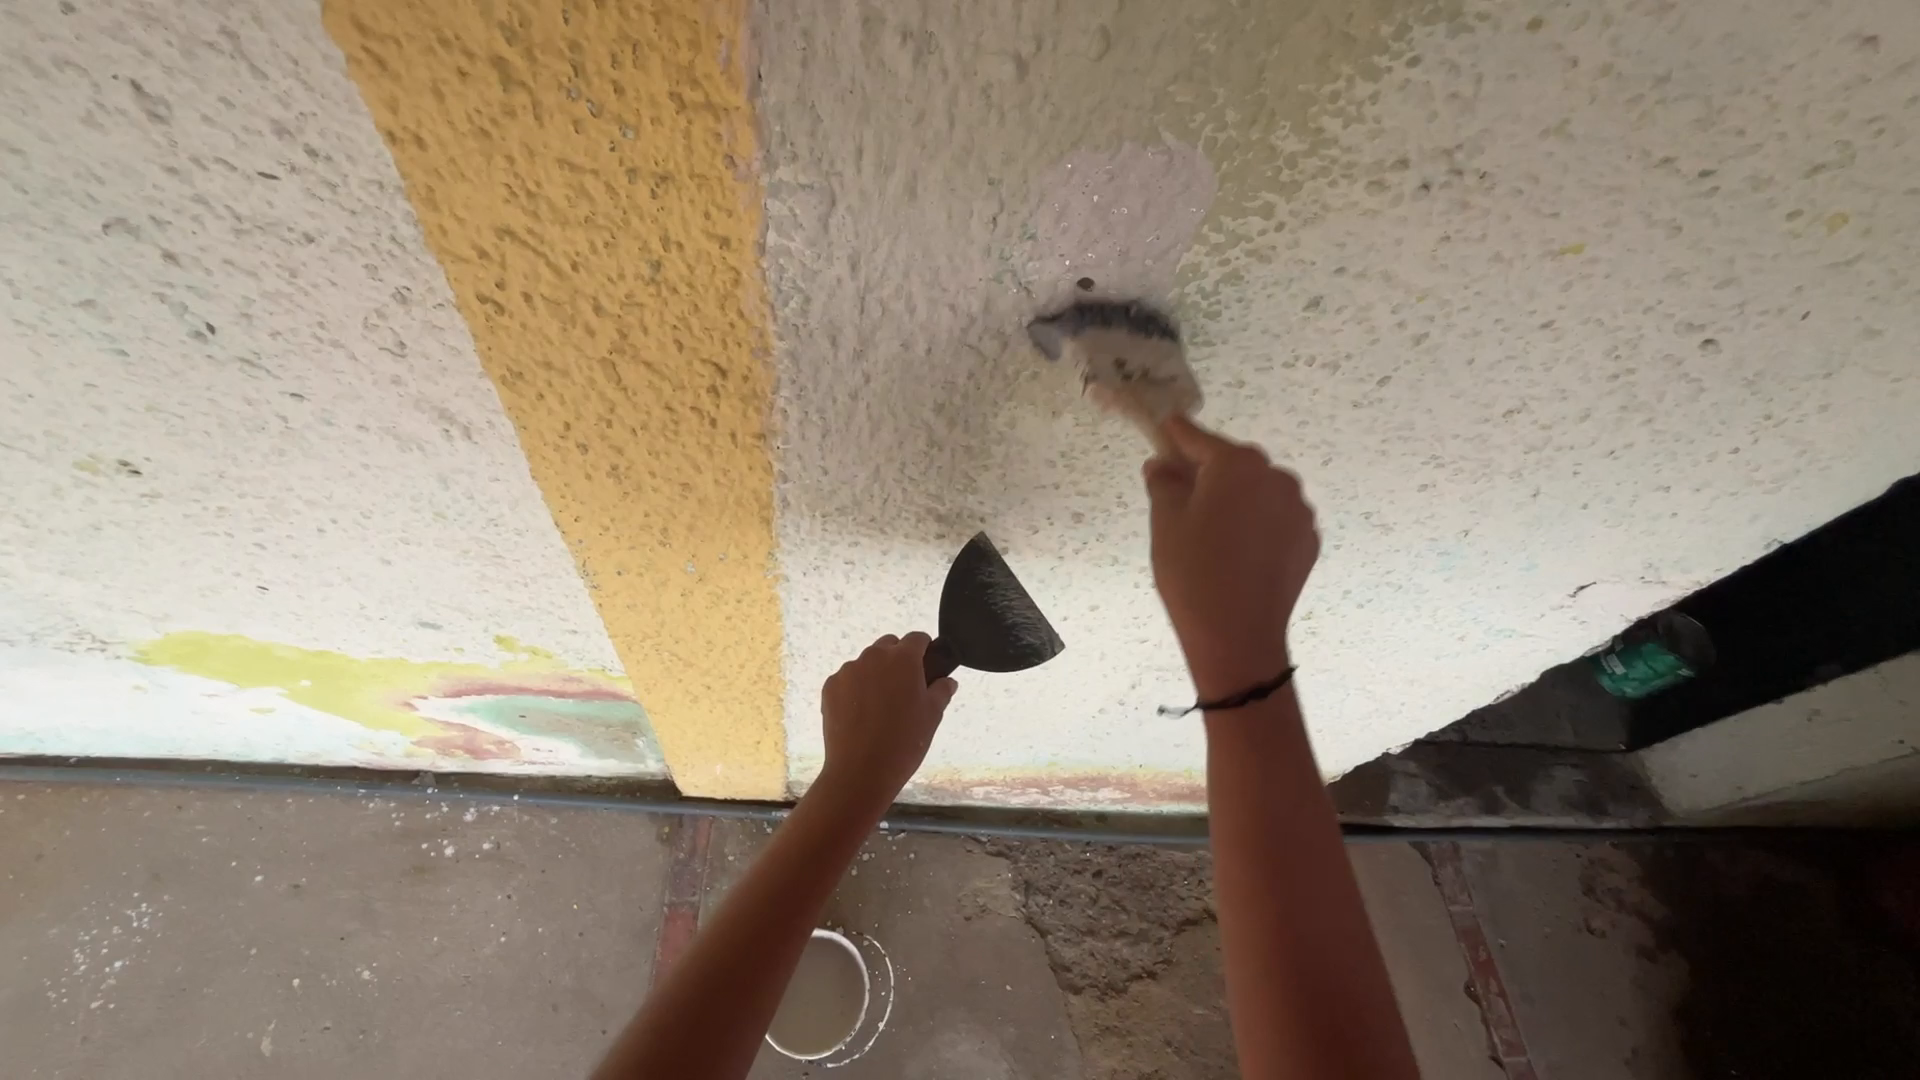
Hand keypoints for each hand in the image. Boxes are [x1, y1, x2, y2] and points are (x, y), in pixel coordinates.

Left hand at [816, 633, 958, 815]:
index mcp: (903, 659)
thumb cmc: (904, 741)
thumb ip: (942, 691)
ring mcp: (848, 671)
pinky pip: (847, 679)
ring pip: (866, 662)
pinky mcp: (830, 687)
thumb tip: (947, 680)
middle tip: (904, 690)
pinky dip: (855, 689)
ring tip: (880, 707)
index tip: (927, 666)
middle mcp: (873, 656)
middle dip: (898, 659)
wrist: (860, 771)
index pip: (916, 638)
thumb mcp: (932, 716)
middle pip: (889, 646)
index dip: (924, 649)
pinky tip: (860, 715)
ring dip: (875, 674)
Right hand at [1144, 416, 1319, 697]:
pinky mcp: (1308, 539)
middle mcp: (1276, 476)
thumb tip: (1162, 465)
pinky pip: (1274, 518)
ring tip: (1210, 534)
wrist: (1237, 635)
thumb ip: (1163, 483)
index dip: (1176, 435)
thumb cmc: (1193, 572)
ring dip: (1234, 499)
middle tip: (1179, 499)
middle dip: (1206, 473)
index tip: (1164, 427)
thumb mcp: (1165, 522)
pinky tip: (1236, 552)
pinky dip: (1255, 523)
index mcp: (1237, 464)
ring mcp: (1298, 508)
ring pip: (1256, 492)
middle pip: (1232, 464)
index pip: (1198, 438)